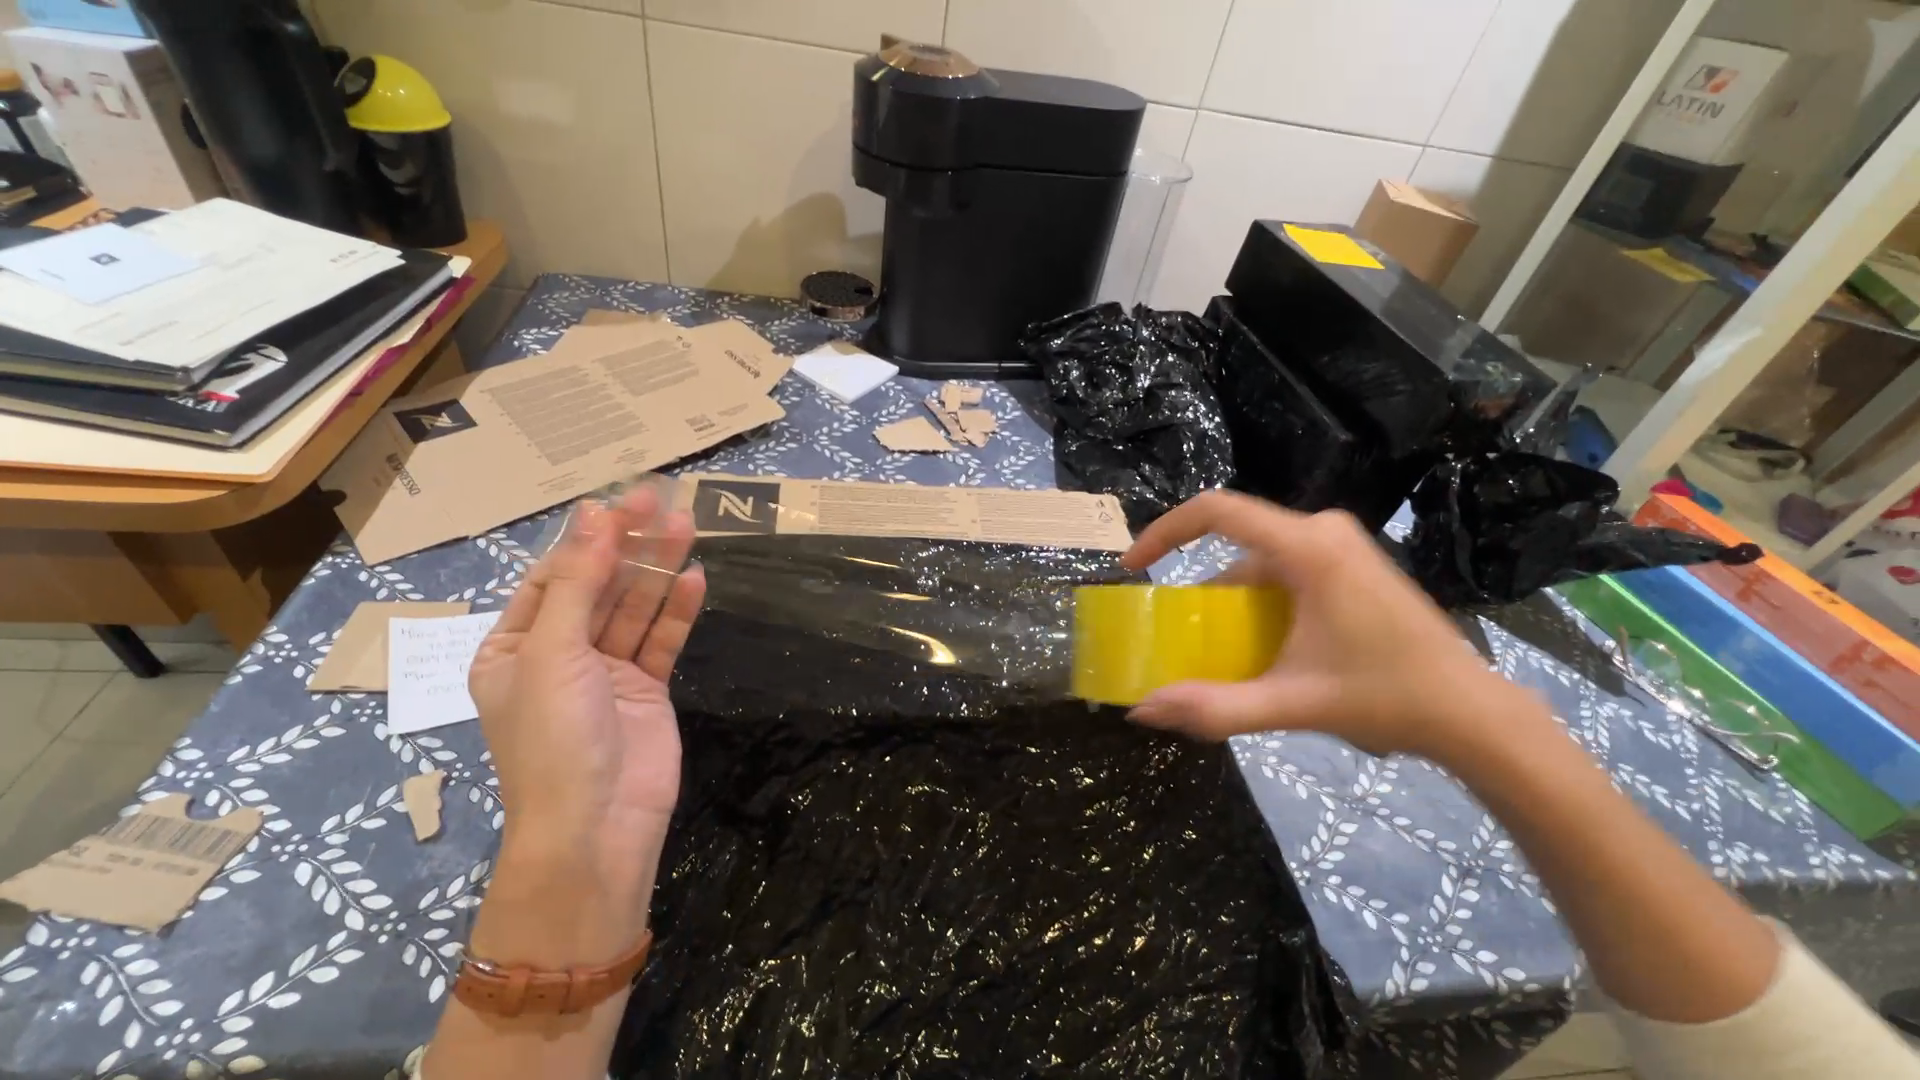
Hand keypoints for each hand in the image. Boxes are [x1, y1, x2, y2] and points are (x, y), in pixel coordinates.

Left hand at [468, 486, 704, 927]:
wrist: (597, 826)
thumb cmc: (555, 738)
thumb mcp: (553, 654)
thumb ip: (579, 584)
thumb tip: (595, 518)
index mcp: (515, 647)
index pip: (554, 578)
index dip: (587, 539)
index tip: (621, 503)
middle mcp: (559, 655)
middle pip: (598, 587)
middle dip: (628, 546)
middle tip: (662, 501)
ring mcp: (606, 673)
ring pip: (634, 609)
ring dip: (658, 570)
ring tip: (687, 527)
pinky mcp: (647, 689)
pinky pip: (661, 641)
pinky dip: (677, 612)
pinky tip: (695, 580)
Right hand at [1120, 491, 1521, 759]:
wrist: (1469, 712)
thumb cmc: (1385, 698)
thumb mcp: (1290, 703)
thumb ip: (1214, 706)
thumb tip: (1142, 710)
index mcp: (1308, 548)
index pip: (1217, 511)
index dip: (1164, 531)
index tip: (1134, 565)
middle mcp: (1323, 531)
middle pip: (1236, 542)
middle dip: (1200, 587)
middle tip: (1178, 633)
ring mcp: (1342, 545)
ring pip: (1260, 559)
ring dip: (1232, 601)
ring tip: (1219, 652)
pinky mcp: (1352, 563)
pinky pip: (1285, 569)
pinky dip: (1259, 602)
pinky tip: (1263, 647)